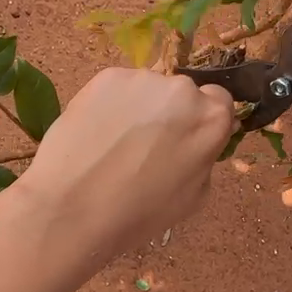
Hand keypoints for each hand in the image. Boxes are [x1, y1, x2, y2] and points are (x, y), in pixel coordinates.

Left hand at [6, 68, 234, 259]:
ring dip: (138, 108)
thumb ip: (205, 159)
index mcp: (212, 119)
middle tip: (144, 147)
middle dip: (169, 114)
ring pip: (147, 90)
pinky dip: (109, 105)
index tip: (183, 141)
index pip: (219, 102)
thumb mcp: (193, 198)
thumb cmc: (138, 213)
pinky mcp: (105, 77)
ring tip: (113, 144)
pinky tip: (95, 133)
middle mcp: (182, 90)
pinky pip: (116, 89)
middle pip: (182, 94)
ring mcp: (141, 79)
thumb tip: (198, 143)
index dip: (200, 123)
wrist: (72, 207)